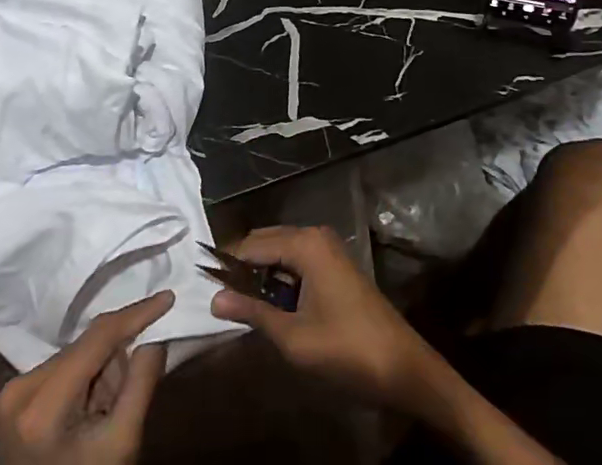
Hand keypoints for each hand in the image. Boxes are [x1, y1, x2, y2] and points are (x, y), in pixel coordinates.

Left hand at [0, 292, 170, 464]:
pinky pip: (64, 366)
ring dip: (104, 364)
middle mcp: (18, 389)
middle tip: (138, 375)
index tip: (168, 297)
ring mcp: (10, 393)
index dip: (135, 314)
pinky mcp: (13, 397)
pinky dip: (87, 374)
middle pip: (85, 345)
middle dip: (118, 352)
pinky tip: (94, 401)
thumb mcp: (123, 440)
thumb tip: (155, 335)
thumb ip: (142, 382)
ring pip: (76, 352)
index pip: (96, 340)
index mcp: (42, 405)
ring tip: (111, 401)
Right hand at [209, 226, 435, 404]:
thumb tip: (214, 298)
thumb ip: (252, 313)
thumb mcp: (293, 336)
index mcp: (305, 244)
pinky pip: (296, 260)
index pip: (251, 245)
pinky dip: (278, 277)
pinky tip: (267, 304)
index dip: (225, 264)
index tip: (200, 284)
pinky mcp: (334, 266)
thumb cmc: (345, 349)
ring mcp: (328, 249)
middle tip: (217, 297)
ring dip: (259, 272)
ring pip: (280, 251)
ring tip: (237, 304)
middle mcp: (315, 236)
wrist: (401, 364)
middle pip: (265, 241)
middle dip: (241, 265)